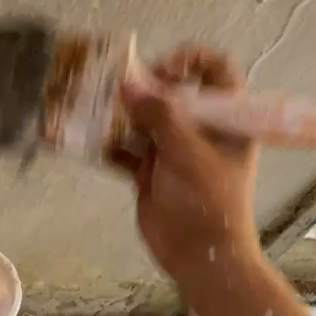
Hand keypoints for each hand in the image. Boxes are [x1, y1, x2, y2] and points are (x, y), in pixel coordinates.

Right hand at [114, 46, 261, 285]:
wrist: (198, 255)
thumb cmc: (208, 201)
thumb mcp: (189, 153)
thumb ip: (160, 116)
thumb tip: (128, 85)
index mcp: (225, 118)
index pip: (215, 70)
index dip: (191, 61)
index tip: (162, 70)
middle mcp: (198, 129)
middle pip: (170, 92)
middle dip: (143, 88)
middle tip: (119, 90)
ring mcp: (171, 150)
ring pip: (142, 120)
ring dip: (119, 116)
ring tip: (96, 111)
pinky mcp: (148, 171)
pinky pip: (124, 150)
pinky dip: (108, 146)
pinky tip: (90, 142)